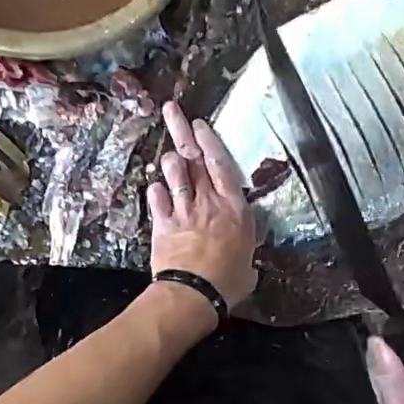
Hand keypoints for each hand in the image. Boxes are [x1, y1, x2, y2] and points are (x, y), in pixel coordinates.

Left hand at [149, 102, 258, 306]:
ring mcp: (182, 210)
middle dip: (181, 131)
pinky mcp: (162, 224)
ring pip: (173, 173)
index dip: (210, 142)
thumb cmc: (228, 282)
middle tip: (171, 109)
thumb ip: (244, 253)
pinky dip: (156, 191)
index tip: (200, 124)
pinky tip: (156, 188)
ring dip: (170, 162)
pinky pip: (156, 198)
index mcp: (235, 209)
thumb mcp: (247, 265)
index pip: (221, 165)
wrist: (193, 293)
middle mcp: (208, 202)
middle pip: (192, 159)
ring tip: (170, 155)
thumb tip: (247, 264)